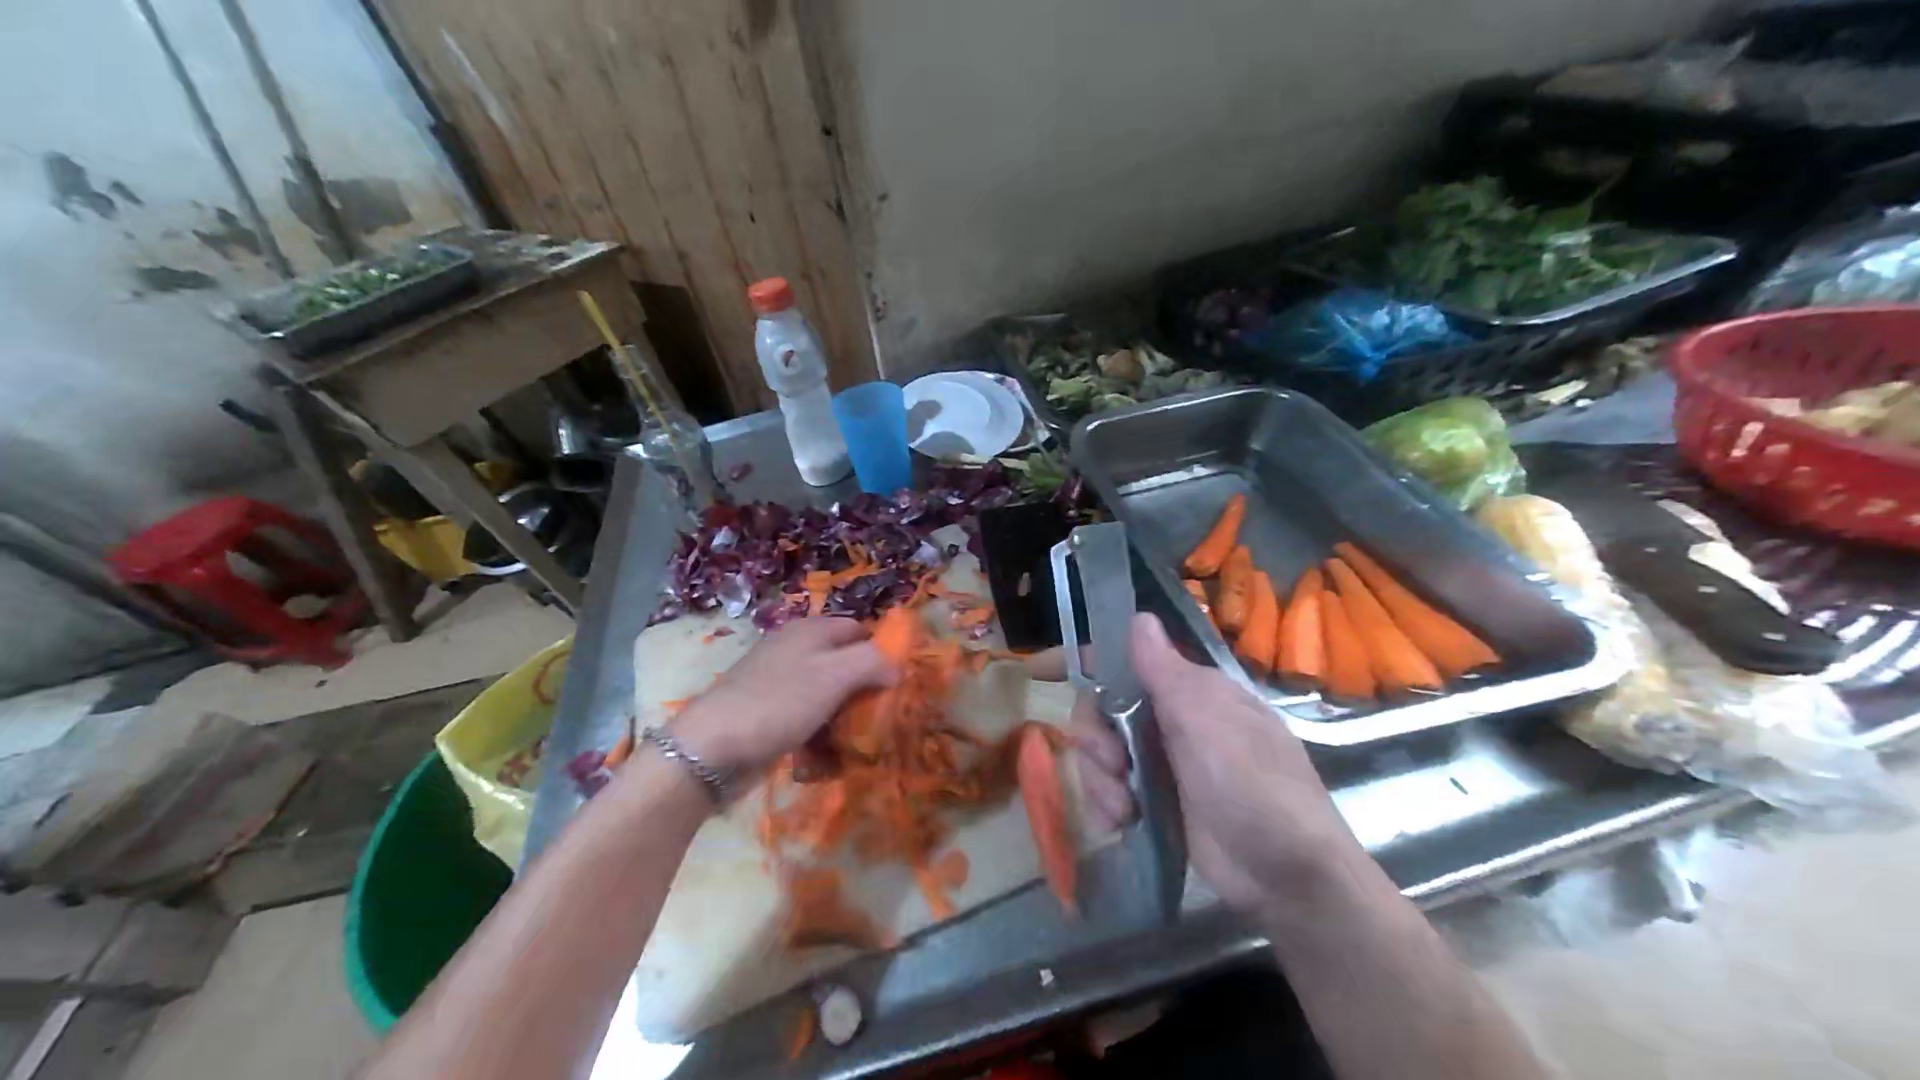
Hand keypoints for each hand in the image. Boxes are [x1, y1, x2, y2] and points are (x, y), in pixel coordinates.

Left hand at [668, 617, 894, 775]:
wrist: (712, 747)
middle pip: (843, 661)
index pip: (858, 629)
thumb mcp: (836, 675)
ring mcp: (777, 680)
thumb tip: (895, 667)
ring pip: (826, 691)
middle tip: (880, 713)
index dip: (880, 651)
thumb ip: (872, 662)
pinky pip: (806, 714)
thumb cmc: (779, 703)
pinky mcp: (767, 711)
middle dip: (863, 686)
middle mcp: (793, 648)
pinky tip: (826, 750)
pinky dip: (819, 729)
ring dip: (843, 712)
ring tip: (857, 737)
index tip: (896, 682)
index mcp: (810, 630)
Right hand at [1070, 614, 1368, 925]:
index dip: (1089, 664)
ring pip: (1102, 752)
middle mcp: (1173, 721)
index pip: (1129, 662)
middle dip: (1095, 736)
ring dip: (1100, 778)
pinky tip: (1122, 822)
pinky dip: (1107, 805)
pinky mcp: (1155, 804)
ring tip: (1123, 807)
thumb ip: (1165, 670)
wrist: (1288, 878)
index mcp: (1191, 691)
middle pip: (1103, 710)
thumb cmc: (1252, 785)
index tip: (1044, 672)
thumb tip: (1140, 616)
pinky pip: (1109, 790)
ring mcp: (1163, 764)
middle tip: (1112, 763)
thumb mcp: (1208, 721)